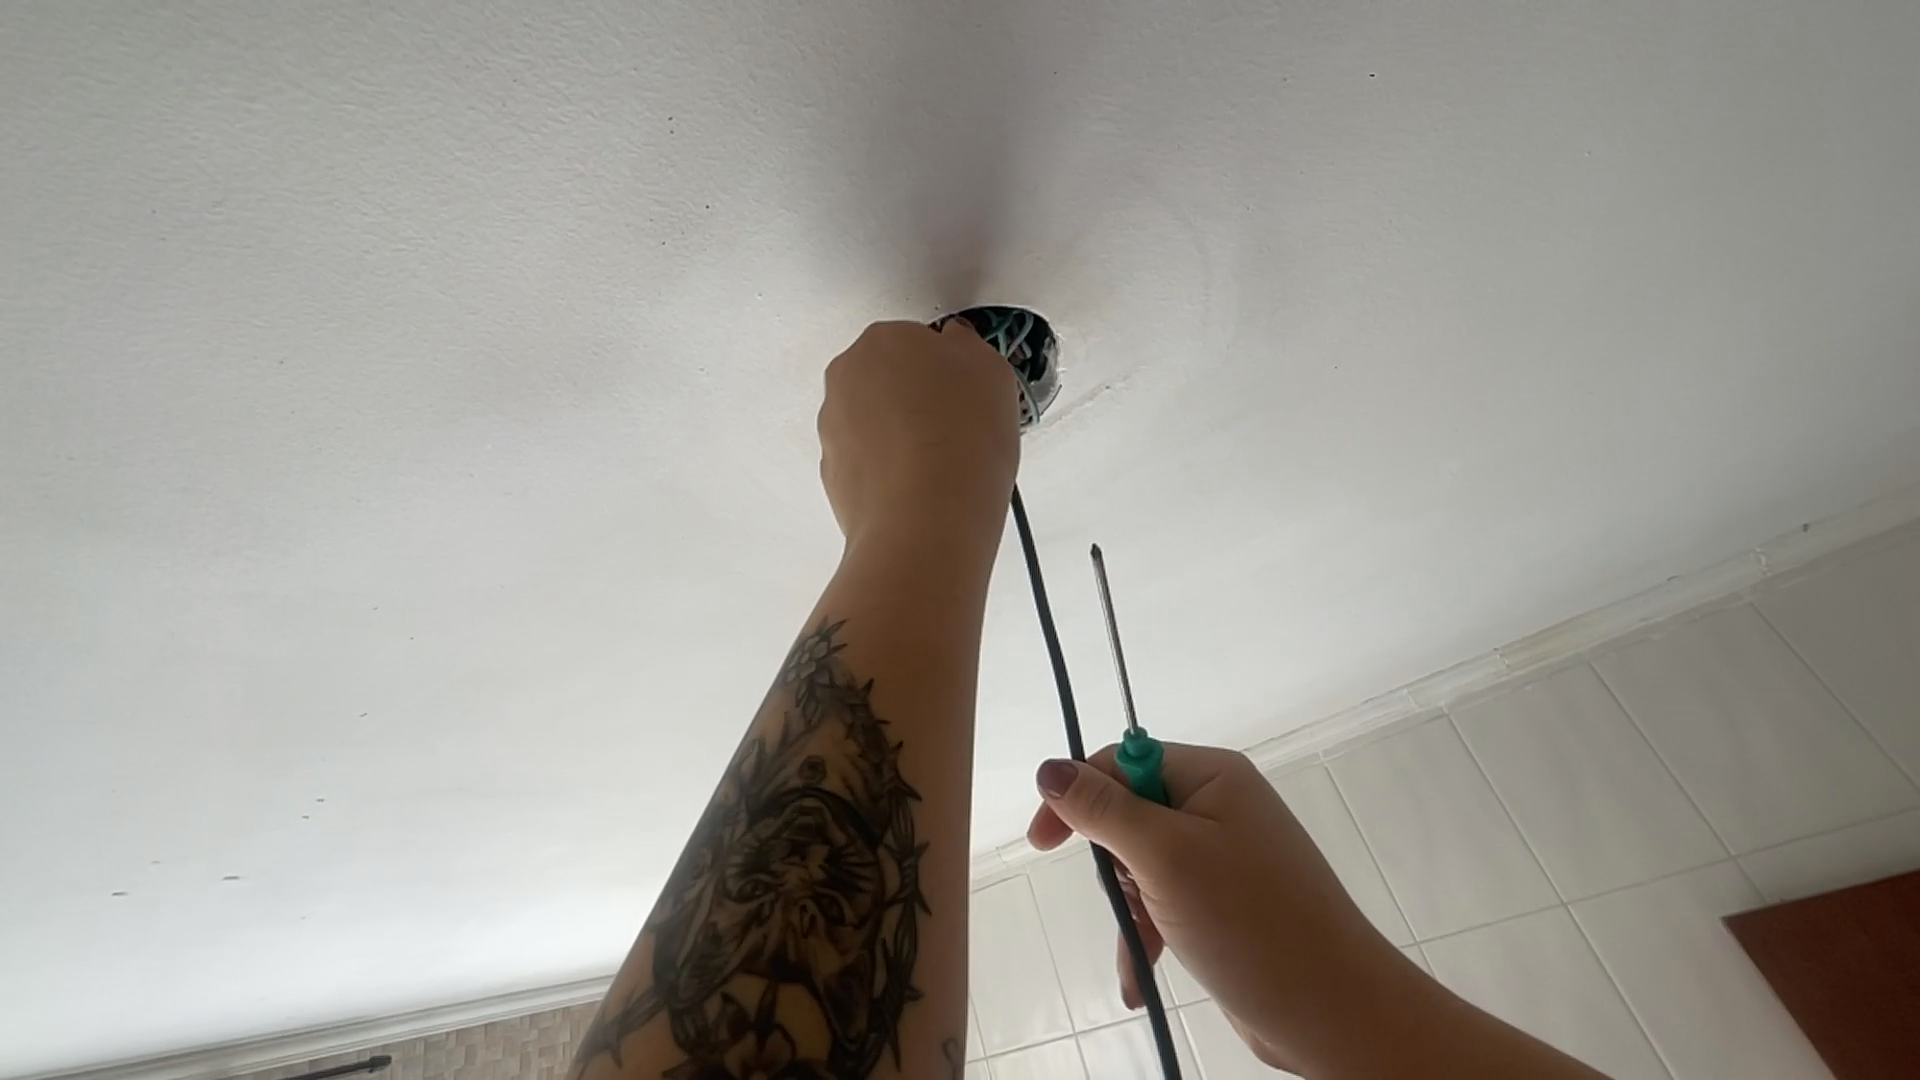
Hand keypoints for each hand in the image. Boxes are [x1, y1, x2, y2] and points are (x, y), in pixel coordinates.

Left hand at [819, 320, 1020, 554]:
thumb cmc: (960, 445)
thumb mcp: (991, 371)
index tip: (963, 391)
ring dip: (899, 434)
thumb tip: (959, 349)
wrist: (928, 518)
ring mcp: (834, 426)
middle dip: (915, 398)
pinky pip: (864, 460)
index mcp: (885, 339)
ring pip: (872, 420)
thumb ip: (967, 348)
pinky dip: (886, 469)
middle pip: (887, 378)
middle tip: (954, 426)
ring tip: (940, 462)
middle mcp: (847, 377)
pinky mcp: (832, 472)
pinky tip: (918, 485)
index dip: (946, 370)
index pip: (917, 341)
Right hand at [1028, 744, 1425, 1074]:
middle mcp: (1218, 805)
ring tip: (1143, 945)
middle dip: (1114, 861)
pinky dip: (1149, 931)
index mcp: (1210, 776)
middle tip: (1125, 896)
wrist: (1337, 1017)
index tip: (1043, 842)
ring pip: (1142, 862)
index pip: (1122, 762)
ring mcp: (1224, 855)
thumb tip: (1048, 768)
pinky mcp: (1226, 901)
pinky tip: (1140, 974)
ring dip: (1130, 906)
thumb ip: (1102, 811)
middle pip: (1129, 812)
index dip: (1078, 794)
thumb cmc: (1250, 921)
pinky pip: (1166, 899)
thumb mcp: (1165, 858)